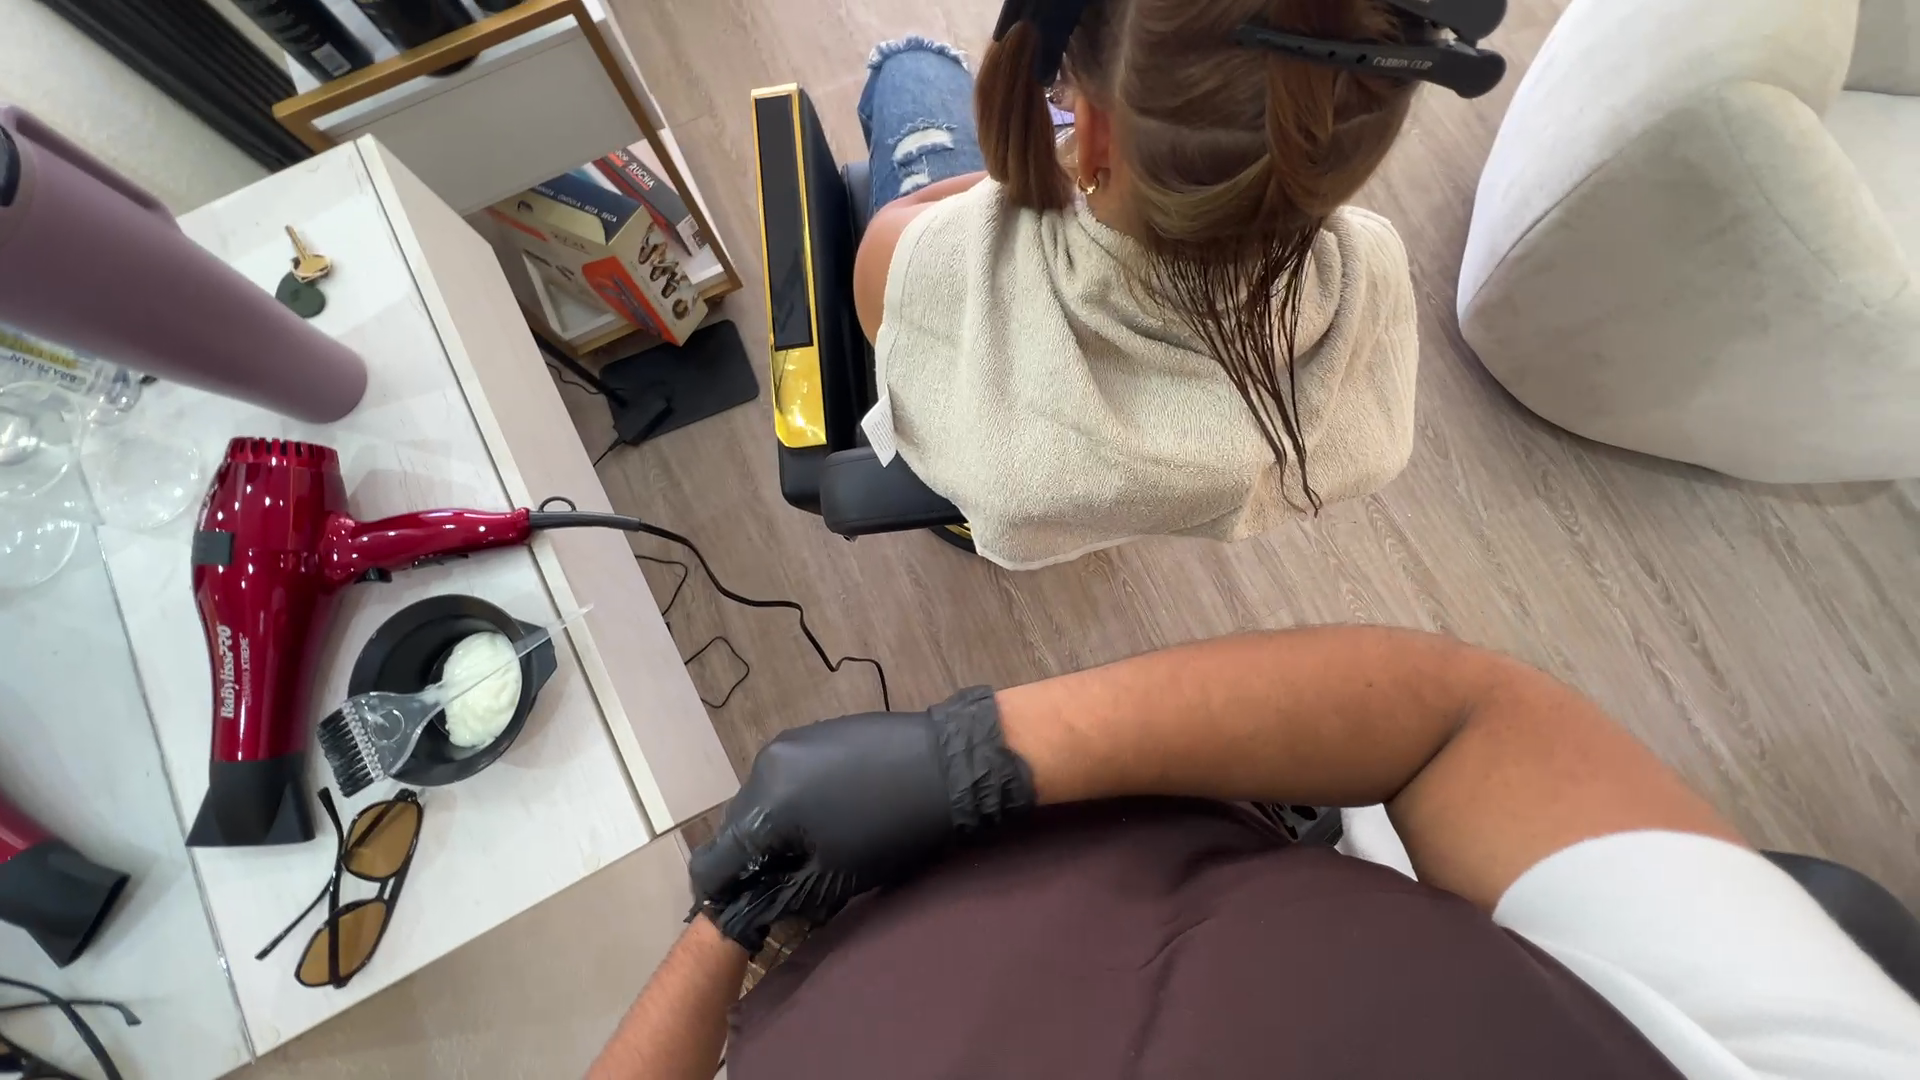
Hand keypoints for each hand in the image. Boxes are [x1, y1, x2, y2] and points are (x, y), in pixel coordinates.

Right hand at [689, 687, 1034, 949]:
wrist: (949, 766)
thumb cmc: (892, 829)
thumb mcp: (833, 878)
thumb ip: (779, 897)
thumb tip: (746, 913)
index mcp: (766, 802)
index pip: (713, 860)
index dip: (719, 895)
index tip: (739, 914)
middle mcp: (766, 763)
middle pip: (735, 826)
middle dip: (748, 860)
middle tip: (778, 888)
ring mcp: (792, 742)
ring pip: (760, 799)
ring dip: (770, 830)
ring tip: (804, 853)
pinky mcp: (815, 733)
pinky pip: (784, 776)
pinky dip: (790, 802)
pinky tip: (823, 817)